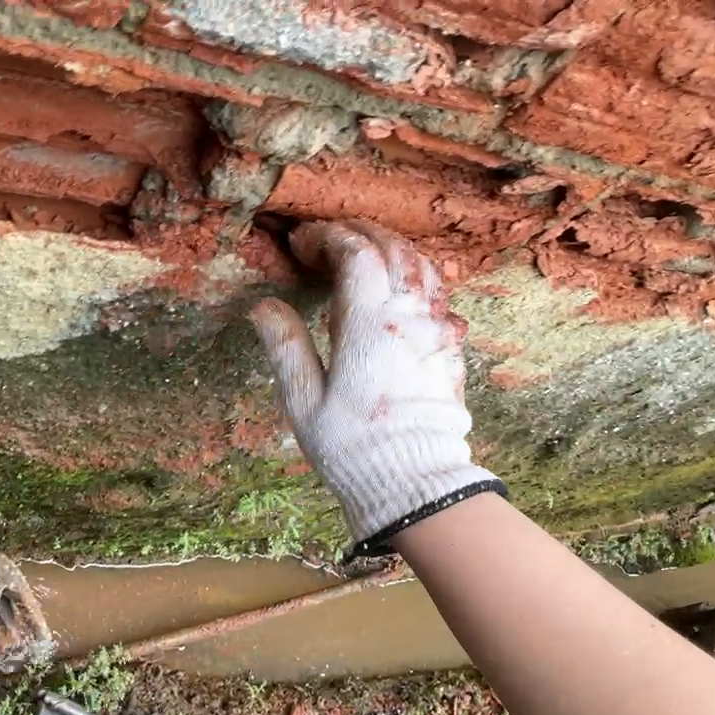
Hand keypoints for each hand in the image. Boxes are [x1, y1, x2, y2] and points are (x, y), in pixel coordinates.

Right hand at [251, 221, 502, 551]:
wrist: (414, 482)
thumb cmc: (351, 447)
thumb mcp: (304, 402)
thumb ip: (286, 347)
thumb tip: (263, 307)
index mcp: (368, 324)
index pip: (354, 254)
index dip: (326, 238)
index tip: (301, 242)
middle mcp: (409, 316)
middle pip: (393, 249)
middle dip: (359, 232)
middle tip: (330, 235)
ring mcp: (437, 331)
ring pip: (422, 266)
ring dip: (392, 248)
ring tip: (366, 250)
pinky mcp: (451, 350)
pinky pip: (438, 295)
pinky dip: (415, 276)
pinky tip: (400, 288)